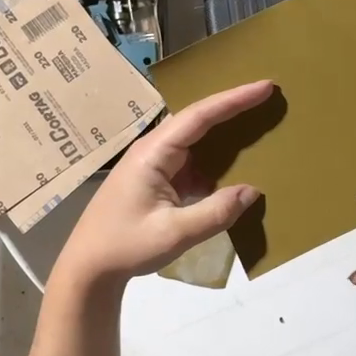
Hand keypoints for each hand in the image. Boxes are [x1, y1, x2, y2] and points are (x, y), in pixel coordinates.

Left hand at [52, 80, 273, 288]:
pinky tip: (235, 166)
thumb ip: (215, 212)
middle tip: (268, 96)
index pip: (200, 116)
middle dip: (233, 107)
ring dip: (225, 133)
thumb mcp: (174, 233)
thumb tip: (252, 191)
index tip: (265, 87)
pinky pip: (191, 162)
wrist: (87, 268)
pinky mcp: (155, 181)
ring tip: (259, 124)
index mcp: (154, 153)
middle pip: (198, 119)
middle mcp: (153, 150)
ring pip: (195, 140)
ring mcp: (153, 165)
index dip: (234, 100)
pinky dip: (215, 161)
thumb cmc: (124, 246)